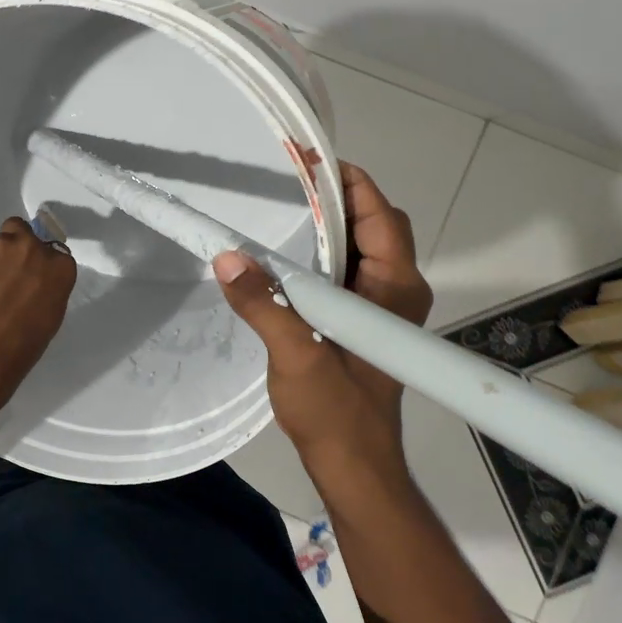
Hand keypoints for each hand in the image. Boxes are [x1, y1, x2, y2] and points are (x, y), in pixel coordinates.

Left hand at [0, 217, 77, 398]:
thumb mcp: (50, 313)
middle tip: (5, 273)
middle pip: (21, 231)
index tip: (32, 278)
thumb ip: (46, 285)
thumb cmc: (22, 343)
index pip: (53, 252)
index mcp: (57, 265)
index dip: (40, 264)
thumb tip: (35, 278)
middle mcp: (28, 247)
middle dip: (15, 245)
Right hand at [214, 164, 432, 475]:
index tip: (309, 160)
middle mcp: (394, 291)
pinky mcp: (360, 322)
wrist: (351, 462)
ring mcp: (379, 308)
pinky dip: (319, 252)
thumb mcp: (295, 355)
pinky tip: (282, 256)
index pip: (381, 218)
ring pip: (359, 248)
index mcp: (393, 291)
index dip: (349, 184)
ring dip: (326, 224)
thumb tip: (227, 256)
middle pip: (374, 226)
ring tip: (281, 206)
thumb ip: (263, 304)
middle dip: (335, 197)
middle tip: (287, 179)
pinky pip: (344, 270)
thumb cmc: (335, 411)